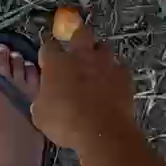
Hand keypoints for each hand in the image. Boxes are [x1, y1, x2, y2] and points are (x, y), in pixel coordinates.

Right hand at [34, 16, 136, 155]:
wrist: (102, 133)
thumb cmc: (66, 123)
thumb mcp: (40, 114)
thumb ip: (41, 98)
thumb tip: (44, 96)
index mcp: (56, 62)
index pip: (48, 45)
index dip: (48, 52)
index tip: (47, 60)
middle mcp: (81, 56)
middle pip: (80, 33)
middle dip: (77, 38)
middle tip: (76, 51)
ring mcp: (105, 63)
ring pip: (103, 47)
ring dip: (98, 54)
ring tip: (96, 67)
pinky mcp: (124, 75)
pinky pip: (119, 66)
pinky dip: (115, 72)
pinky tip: (112, 83)